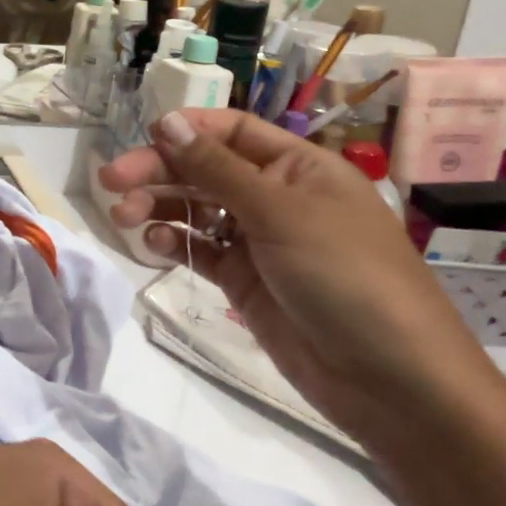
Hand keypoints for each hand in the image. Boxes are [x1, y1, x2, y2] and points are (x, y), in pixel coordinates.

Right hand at [98, 110, 497, 441]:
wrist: (394, 384)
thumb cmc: (347, 278)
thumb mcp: (280, 213)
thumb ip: (216, 167)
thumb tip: (166, 121)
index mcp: (299, 169)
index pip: (232, 131)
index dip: (187, 130)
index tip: (143, 139)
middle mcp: (276, 198)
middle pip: (203, 168)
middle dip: (157, 170)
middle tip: (111, 181)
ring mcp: (259, 241)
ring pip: (193, 207)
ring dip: (157, 206)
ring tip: (124, 218)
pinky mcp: (244, 280)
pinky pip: (198, 249)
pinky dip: (173, 243)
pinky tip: (155, 247)